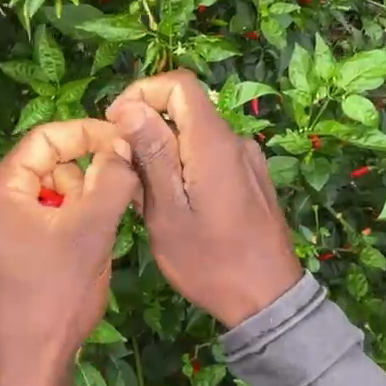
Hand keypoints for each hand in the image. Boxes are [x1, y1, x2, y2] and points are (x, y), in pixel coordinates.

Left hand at [0, 119, 138, 385]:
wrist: (31, 364)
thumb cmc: (56, 293)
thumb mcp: (91, 229)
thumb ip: (111, 179)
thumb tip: (123, 146)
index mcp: (0, 188)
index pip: (46, 138)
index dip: (87, 134)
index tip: (125, 142)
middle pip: (49, 162)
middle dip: (87, 170)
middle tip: (123, 188)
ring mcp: (2, 226)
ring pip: (54, 189)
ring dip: (84, 196)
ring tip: (107, 222)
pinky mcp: (14, 248)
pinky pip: (50, 215)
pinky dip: (75, 219)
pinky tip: (92, 242)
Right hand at [108, 71, 301, 328]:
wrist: (269, 301)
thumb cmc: (210, 261)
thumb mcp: (168, 211)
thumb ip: (152, 154)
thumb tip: (129, 107)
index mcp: (214, 143)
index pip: (179, 84)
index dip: (142, 93)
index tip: (116, 124)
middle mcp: (235, 142)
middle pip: (185, 110)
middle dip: (148, 130)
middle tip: (126, 174)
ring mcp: (247, 161)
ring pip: (195, 137)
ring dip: (165, 155)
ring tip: (148, 201)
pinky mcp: (252, 180)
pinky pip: (211, 157)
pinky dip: (186, 169)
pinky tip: (176, 209)